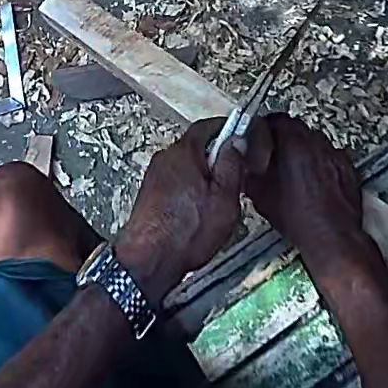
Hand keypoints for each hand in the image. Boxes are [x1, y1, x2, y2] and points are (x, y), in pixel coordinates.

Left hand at [116, 118, 244, 300]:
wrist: (148, 262)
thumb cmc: (186, 232)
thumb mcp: (224, 197)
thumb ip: (232, 164)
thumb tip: (237, 141)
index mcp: (184, 151)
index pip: (208, 126)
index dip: (227, 129)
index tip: (240, 137)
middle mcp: (166, 157)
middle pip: (196, 146)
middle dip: (216, 157)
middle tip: (234, 174)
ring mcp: (155, 175)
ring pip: (186, 165)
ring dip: (202, 175)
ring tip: (216, 200)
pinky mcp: (149, 193)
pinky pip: (175, 181)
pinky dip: (189, 189)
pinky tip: (197, 211)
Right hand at [245, 114, 380, 281]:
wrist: (331, 237)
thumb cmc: (299, 218)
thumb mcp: (260, 195)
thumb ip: (250, 172)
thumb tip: (245, 166)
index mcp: (293, 144)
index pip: (276, 119)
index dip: (265, 127)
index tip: (260, 135)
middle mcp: (315, 143)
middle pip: (296, 127)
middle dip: (283, 137)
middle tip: (274, 152)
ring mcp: (333, 154)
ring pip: (314, 140)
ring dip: (303, 149)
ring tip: (294, 168)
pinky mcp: (346, 167)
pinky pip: (329, 155)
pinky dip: (320, 162)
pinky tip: (313, 180)